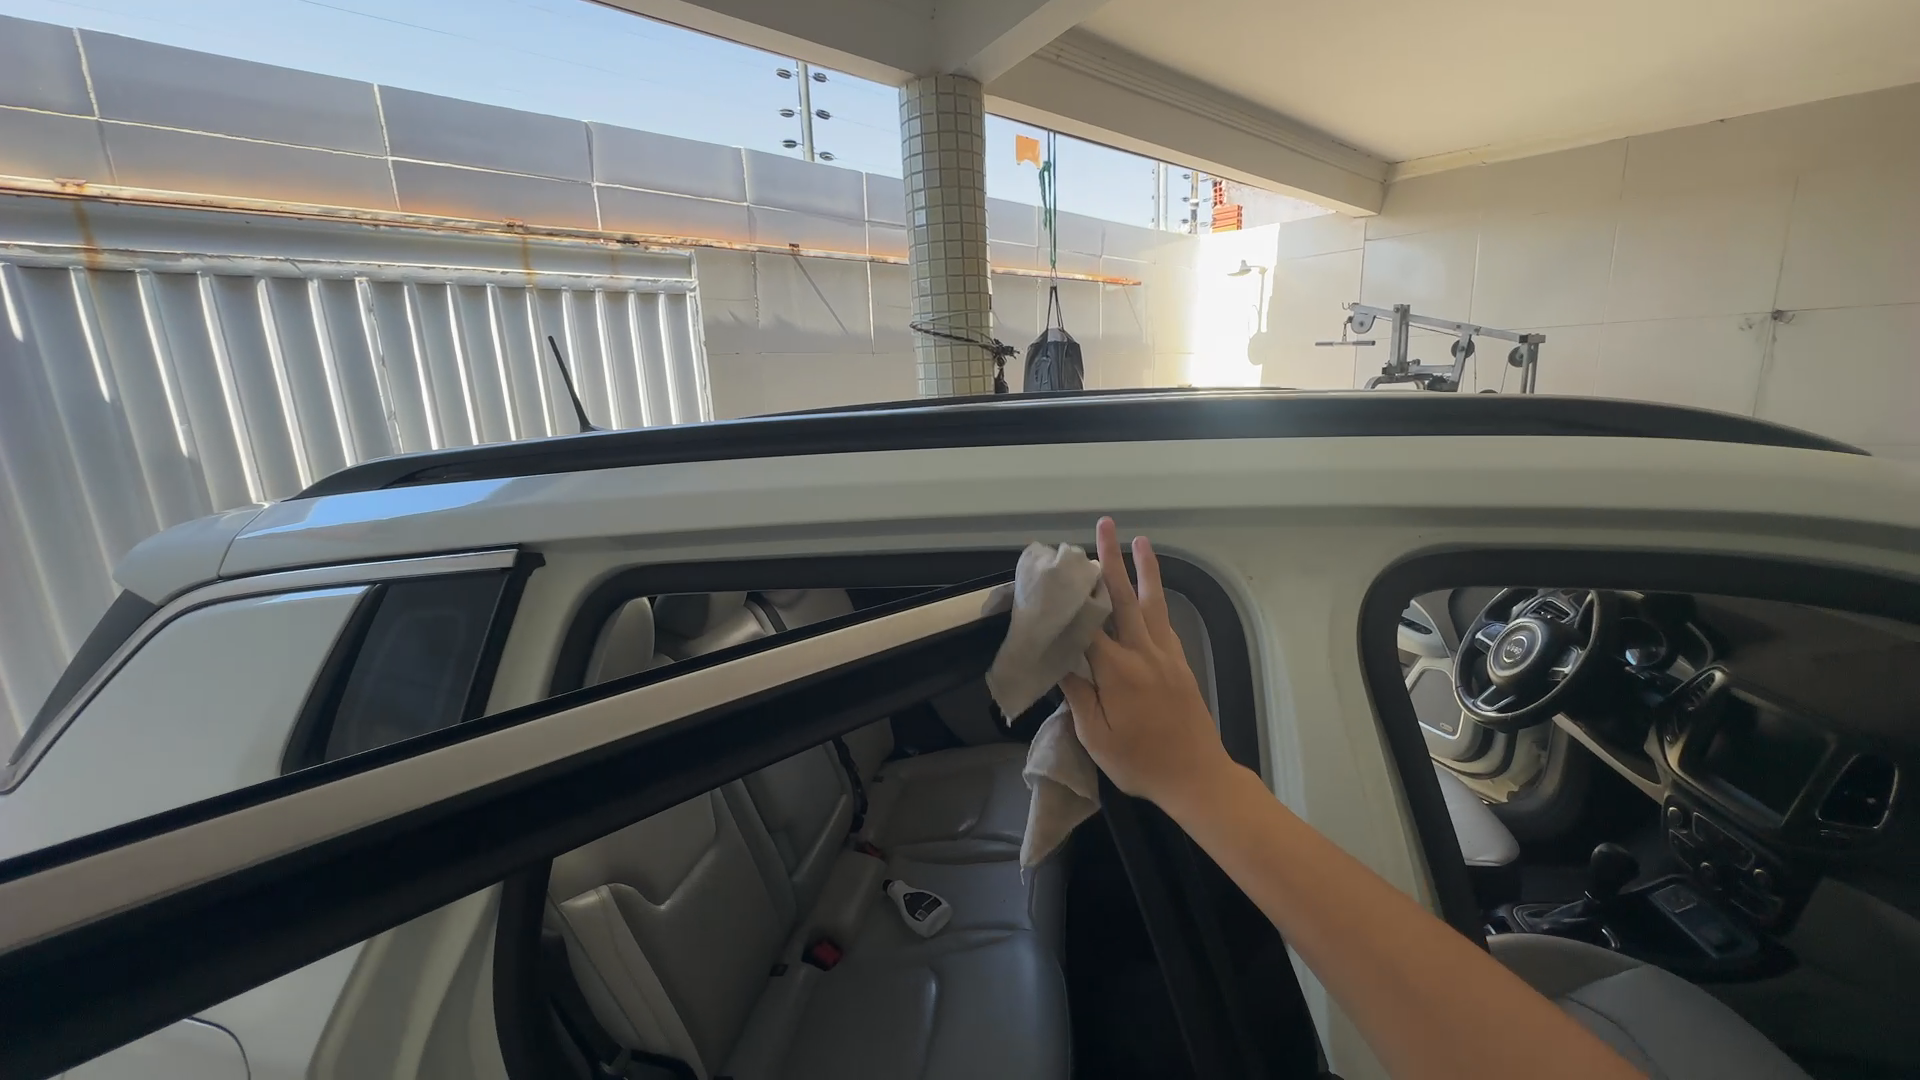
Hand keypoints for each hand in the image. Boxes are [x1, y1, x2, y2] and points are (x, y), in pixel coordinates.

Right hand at [1061, 517, 1235, 809]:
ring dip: (1144, 569)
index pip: (1087, 623)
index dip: (1070, 596)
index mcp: (1117, 671)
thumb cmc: (1140, 763)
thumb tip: (1059, 661)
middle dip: (1111, 559)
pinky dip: (1155, 599)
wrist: (1197, 777)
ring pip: (1152, 603)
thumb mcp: (1096, 737)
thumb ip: (1077, 696)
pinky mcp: (1180, 663)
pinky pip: (1165, 622)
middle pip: (1123, 598)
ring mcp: (1166, 655)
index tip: (1056, 570)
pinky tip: (1149, 591)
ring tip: (1140, 539)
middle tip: (1104, 526)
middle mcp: (1143, 653)